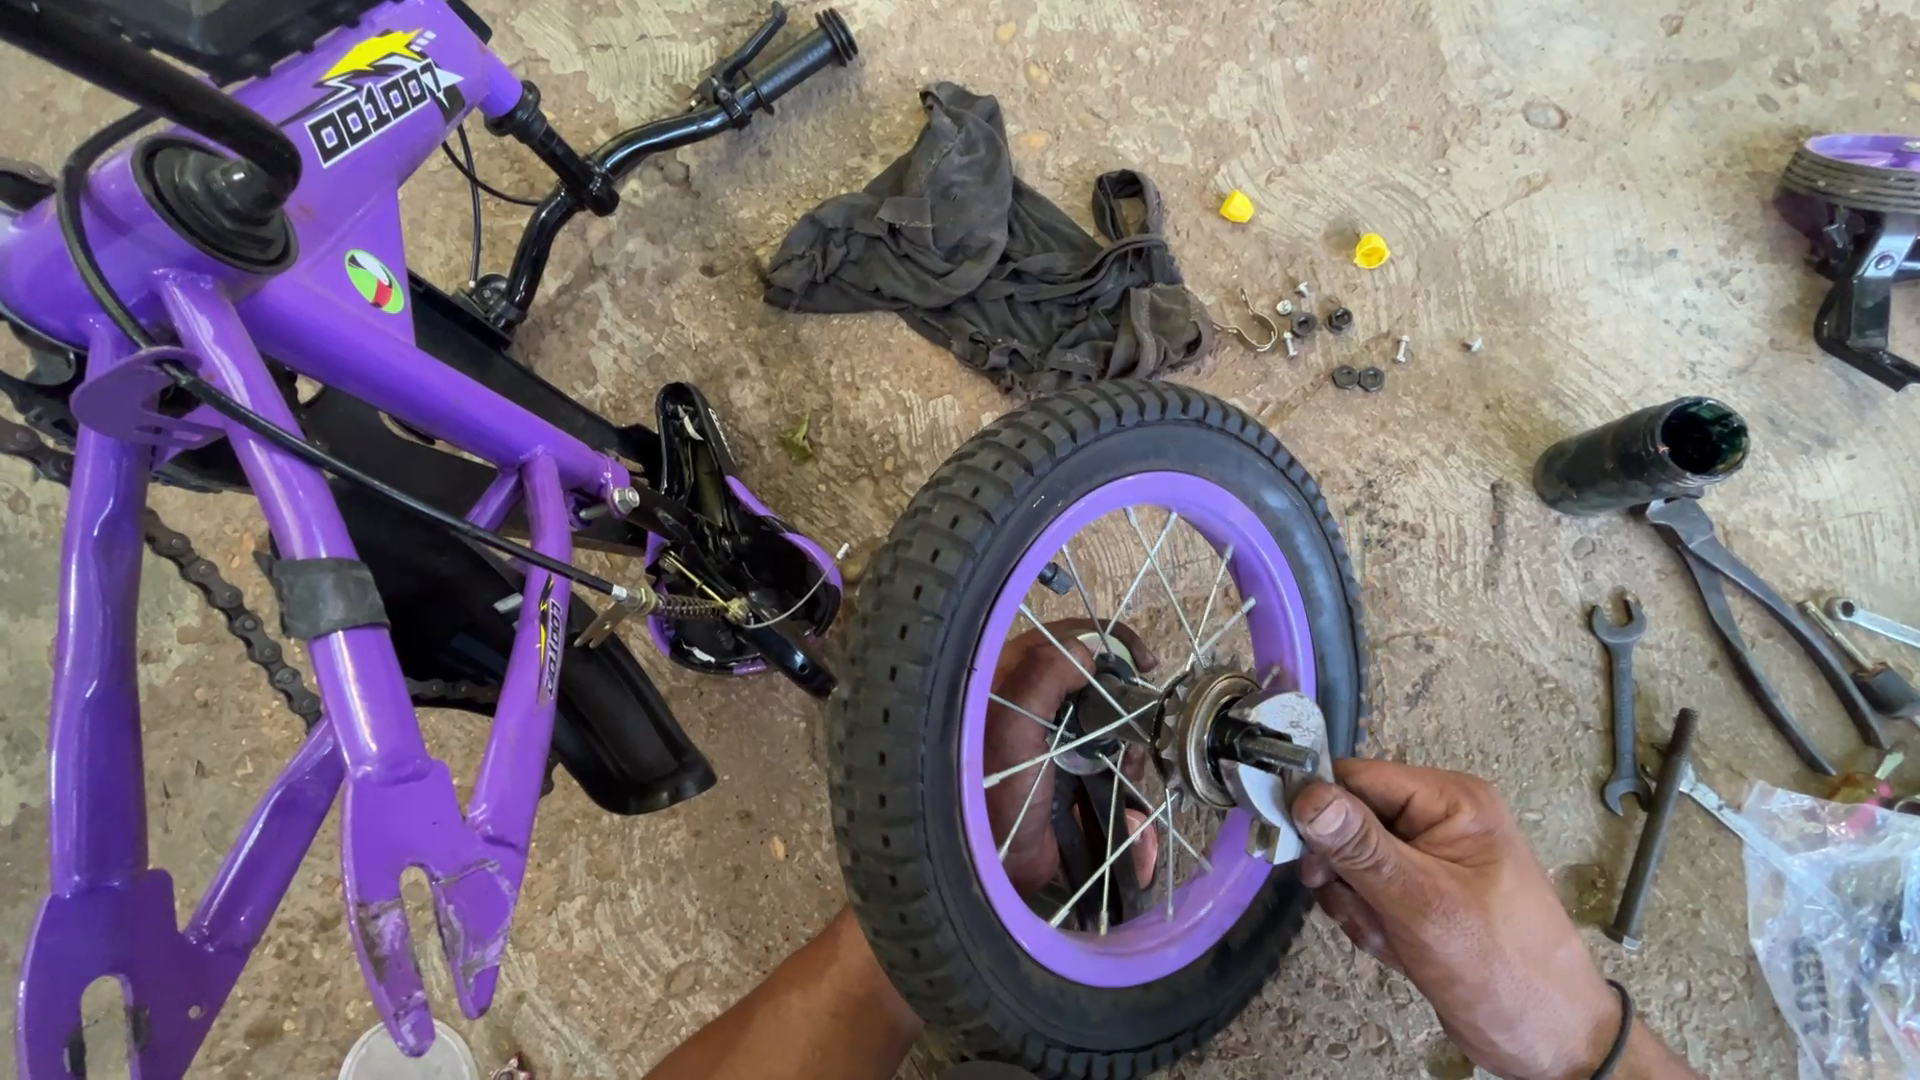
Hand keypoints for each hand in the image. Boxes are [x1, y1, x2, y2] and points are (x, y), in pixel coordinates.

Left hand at [986, 620, 1157, 896]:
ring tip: (1128, 771)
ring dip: (1127, 746)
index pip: (1067, 639)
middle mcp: (1032, 701)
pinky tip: (1128, 793)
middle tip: (1137, 728)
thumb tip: (1089, 649)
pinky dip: (1124, 775)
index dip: (1109, 643)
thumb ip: (1044, 673)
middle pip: (1095, 681)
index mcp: (1011, 677)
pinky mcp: (1067, 774)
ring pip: (1107, 723)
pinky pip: (1107, 762)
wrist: (990, 866)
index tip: (1144, 664)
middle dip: (1125, 704)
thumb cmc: (991, 789)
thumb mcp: (1011, 724)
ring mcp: (1052, 739)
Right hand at [1291, 762, 1645, 1079]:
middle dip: (1343, 871)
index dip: (1319, 809)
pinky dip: (1368, 919)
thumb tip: (1304, 794)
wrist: (1555, 1050)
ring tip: (1386, 936)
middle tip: (1353, 906)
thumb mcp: (1422, 904)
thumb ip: (1358, 847)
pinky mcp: (1420, 890)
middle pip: (1346, 820)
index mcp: (1450, 800)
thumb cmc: (1501, 971)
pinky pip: (1364, 888)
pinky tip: (1395, 947)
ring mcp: (1429, 855)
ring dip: (1354, 902)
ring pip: (1348, 859)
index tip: (1298, 848)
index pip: (1354, 777)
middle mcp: (1437, 817)